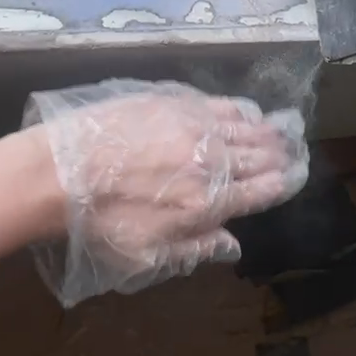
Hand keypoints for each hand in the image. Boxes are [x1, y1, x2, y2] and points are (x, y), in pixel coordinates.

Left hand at [23, 79, 308, 305]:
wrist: (61, 173)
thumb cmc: (101, 222)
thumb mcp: (148, 253)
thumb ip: (197, 246)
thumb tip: (233, 244)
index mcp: (207, 203)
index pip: (258, 192)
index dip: (280, 185)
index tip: (295, 177)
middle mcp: (209, 162)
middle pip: (256, 157)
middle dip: (279, 155)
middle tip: (294, 150)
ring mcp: (192, 127)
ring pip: (242, 128)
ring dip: (264, 131)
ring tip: (280, 130)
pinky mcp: (172, 102)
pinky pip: (216, 104)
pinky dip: (237, 108)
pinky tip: (246, 110)